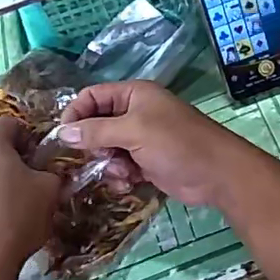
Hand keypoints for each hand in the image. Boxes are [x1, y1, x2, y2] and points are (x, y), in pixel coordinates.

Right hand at [56, 81, 260, 208]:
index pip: (92, 97)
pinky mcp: (147, 163)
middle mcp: (136, 114)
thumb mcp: (134, 132)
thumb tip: (63, 133)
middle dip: (95, 146)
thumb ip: (97, 131)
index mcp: (133, 95)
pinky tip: (130, 184)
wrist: (216, 174)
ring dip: (109, 165)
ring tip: (123, 174)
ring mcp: (142, 140)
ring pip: (107, 151)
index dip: (76, 114)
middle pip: (97, 126)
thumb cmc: (177, 144)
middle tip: (98, 160)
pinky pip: (121, 168)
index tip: (64, 137)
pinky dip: (121, 177)